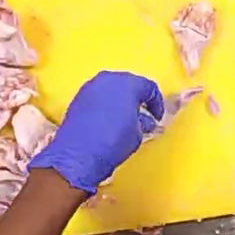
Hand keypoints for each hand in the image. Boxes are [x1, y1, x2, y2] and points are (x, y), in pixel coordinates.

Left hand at [28, 71, 162, 193]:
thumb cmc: (112, 143)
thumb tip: (143, 121)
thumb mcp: (137, 134)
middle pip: (128, 84)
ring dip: (120, 102)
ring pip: (111, 90)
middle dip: (137, 99)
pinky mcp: (77, 99)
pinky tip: (108, 122)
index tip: (157, 117)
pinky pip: (97, 98)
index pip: (148, 87)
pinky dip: (105, 106)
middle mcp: (107, 79)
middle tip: (143, 116)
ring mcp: (89, 88)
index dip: (156, 103)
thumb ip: (143, 123)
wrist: (77, 156)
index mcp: (127, 84)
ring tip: (125, 120)